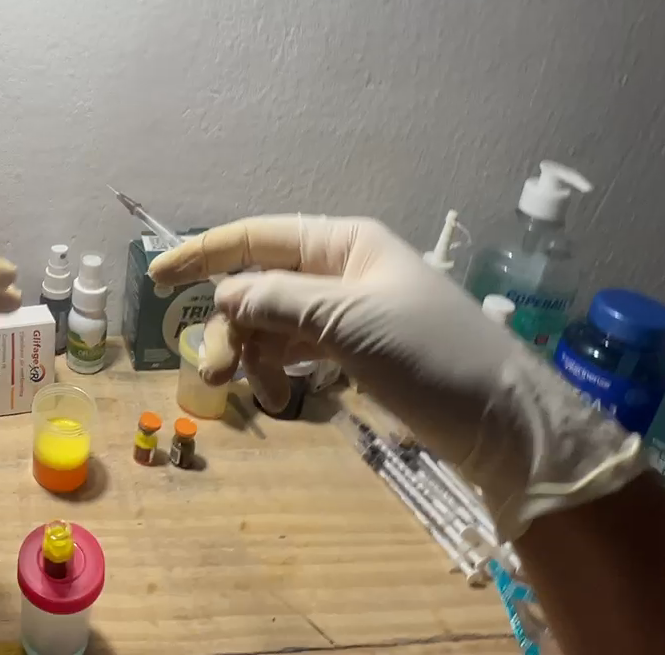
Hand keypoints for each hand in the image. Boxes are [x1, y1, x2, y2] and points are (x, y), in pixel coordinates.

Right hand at [150, 216, 640, 537]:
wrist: (508, 428)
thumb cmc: (434, 357)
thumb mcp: (352, 323)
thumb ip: (279, 302)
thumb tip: (222, 294)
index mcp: (341, 243)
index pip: (256, 237)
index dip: (203, 253)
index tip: (157, 278)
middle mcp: (337, 269)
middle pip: (258, 285)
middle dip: (231, 324)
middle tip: (211, 370)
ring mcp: (342, 311)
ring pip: (271, 322)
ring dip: (252, 353)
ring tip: (254, 394)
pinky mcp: (349, 349)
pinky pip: (293, 349)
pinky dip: (278, 370)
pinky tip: (281, 398)